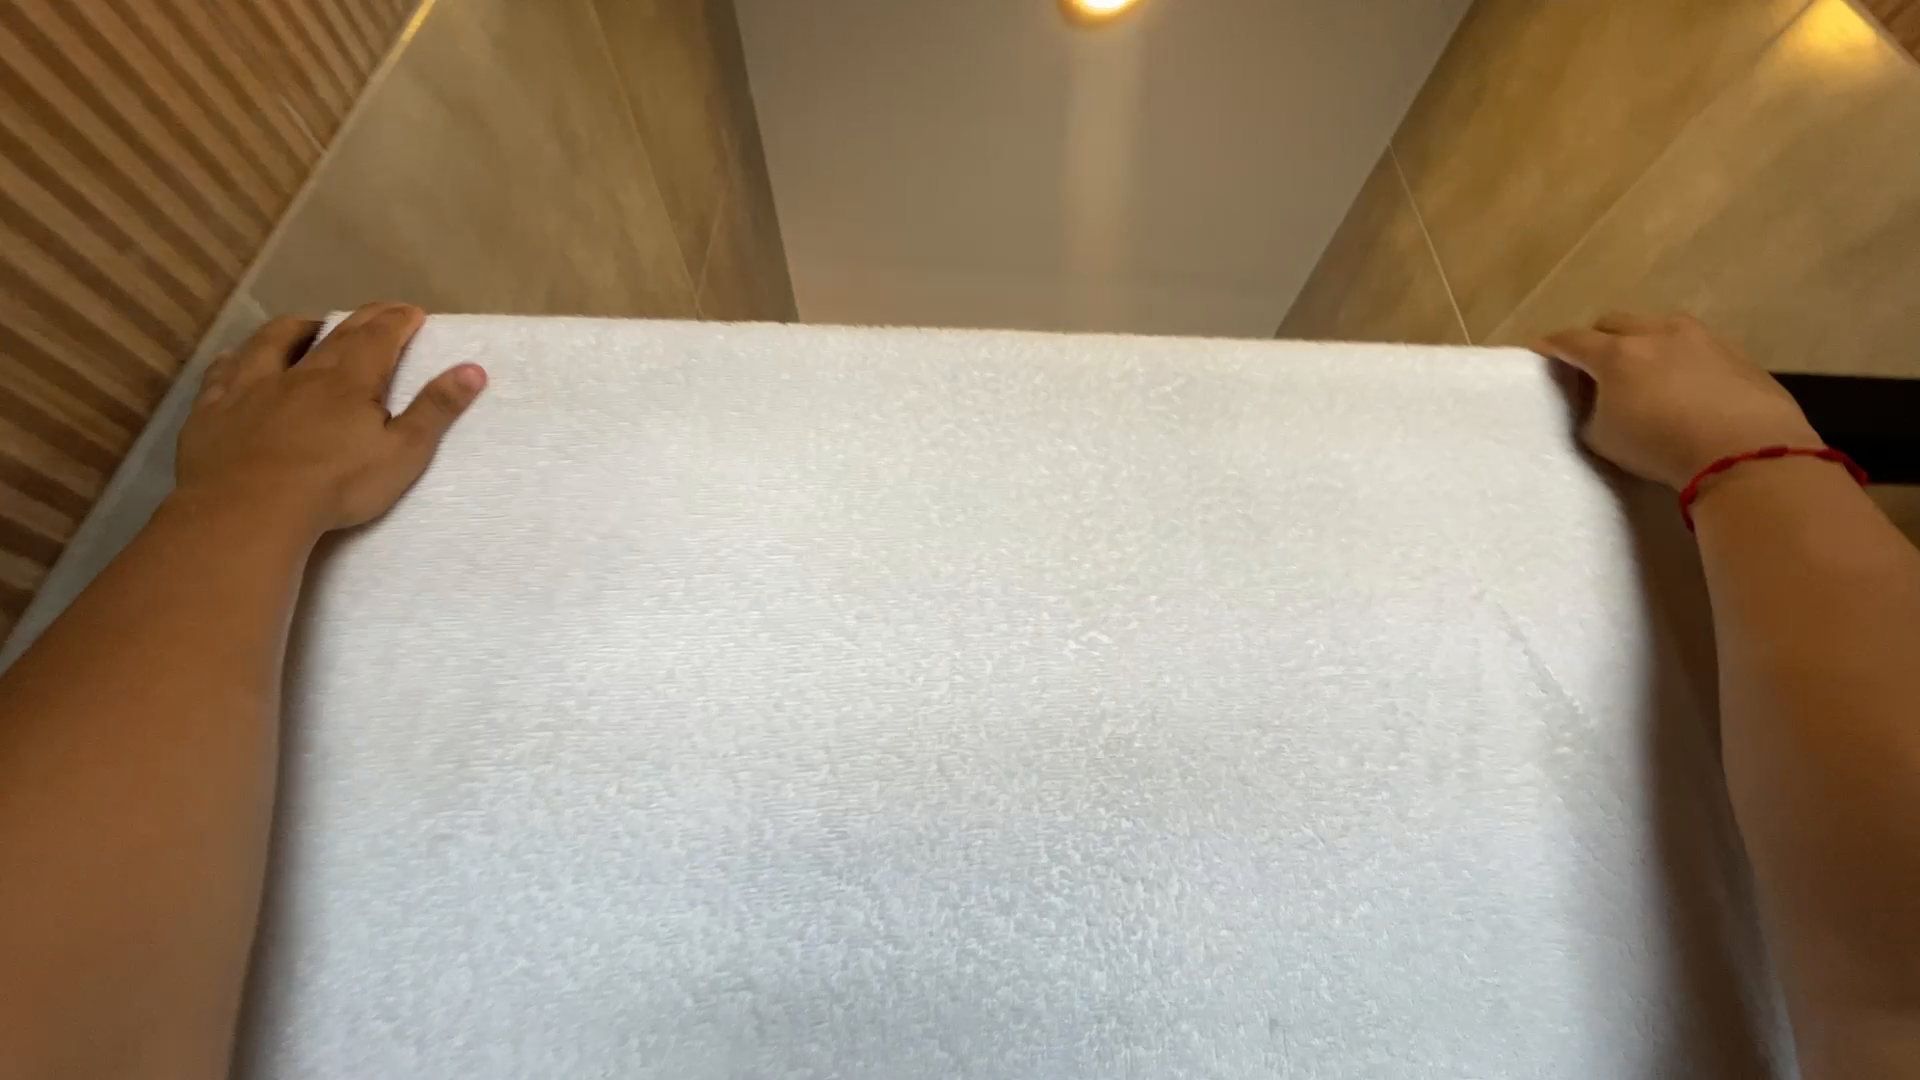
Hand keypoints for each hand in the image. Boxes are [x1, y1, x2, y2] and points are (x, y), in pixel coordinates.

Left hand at [175, 303, 485, 536]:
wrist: (250, 508)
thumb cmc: (339, 483)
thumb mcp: (404, 450)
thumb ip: (436, 409)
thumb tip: (473, 369)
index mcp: (348, 381)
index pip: (378, 338)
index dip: (398, 322)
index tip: (414, 312)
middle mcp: (299, 373)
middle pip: (334, 335)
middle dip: (363, 319)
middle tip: (381, 311)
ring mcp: (250, 388)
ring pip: (272, 342)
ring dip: (297, 327)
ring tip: (311, 323)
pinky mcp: (214, 410)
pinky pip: (224, 371)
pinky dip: (240, 357)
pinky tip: (240, 358)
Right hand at [1535, 313, 1820, 489]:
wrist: (1744, 449)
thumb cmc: (1657, 444)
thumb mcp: (1598, 434)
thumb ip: (1587, 406)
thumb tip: (1593, 394)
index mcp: (1615, 353)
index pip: (1570, 340)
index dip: (1550, 346)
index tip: (1539, 354)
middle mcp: (1656, 334)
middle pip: (1612, 322)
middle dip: (1594, 338)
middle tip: (1588, 363)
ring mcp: (1700, 338)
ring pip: (1655, 324)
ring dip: (1638, 339)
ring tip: (1637, 366)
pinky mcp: (1733, 351)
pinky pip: (1691, 342)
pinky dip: (1673, 353)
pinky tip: (1677, 380)